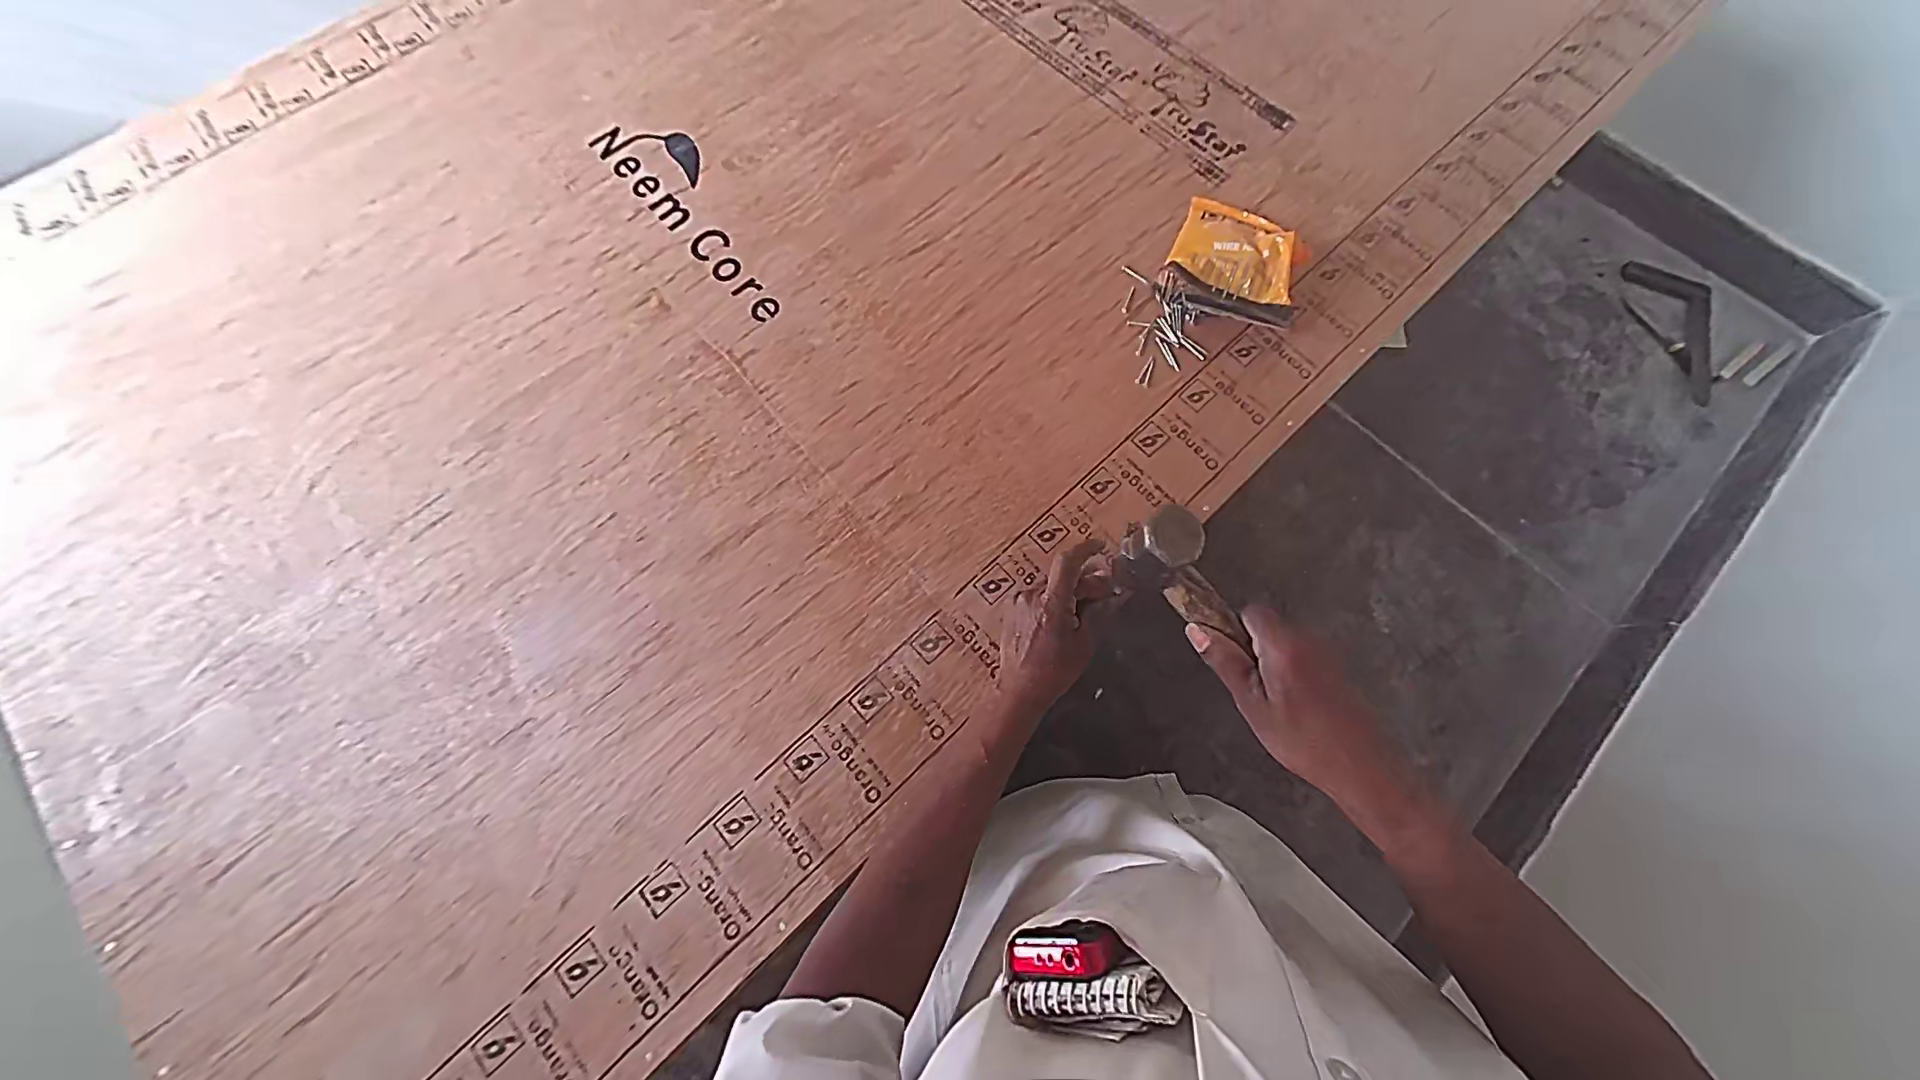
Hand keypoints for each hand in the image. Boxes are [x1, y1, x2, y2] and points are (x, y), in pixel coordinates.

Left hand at [998, 539, 1125, 714]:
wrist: (1019, 689)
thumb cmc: (1055, 671)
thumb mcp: (1085, 643)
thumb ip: (1100, 613)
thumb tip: (1115, 594)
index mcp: (1051, 604)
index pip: (1067, 562)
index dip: (1086, 549)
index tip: (1101, 547)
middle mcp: (1031, 596)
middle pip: (1063, 577)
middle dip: (1085, 583)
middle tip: (1102, 598)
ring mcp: (1018, 601)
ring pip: (1051, 586)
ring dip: (1068, 593)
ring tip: (1079, 617)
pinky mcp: (1012, 608)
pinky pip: (1038, 595)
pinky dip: (1052, 600)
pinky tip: (1059, 621)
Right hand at [1186, 606, 1409, 804]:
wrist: (1360, 768)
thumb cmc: (1306, 741)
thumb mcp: (1251, 702)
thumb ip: (1224, 661)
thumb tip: (1198, 631)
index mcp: (1284, 645)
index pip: (1250, 611)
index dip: (1233, 630)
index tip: (1226, 653)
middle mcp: (1310, 641)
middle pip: (1268, 626)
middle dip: (1253, 649)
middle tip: (1251, 687)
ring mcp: (1327, 654)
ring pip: (1284, 644)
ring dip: (1272, 663)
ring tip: (1274, 701)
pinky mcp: (1337, 668)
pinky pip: (1303, 658)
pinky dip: (1292, 674)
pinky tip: (1295, 706)